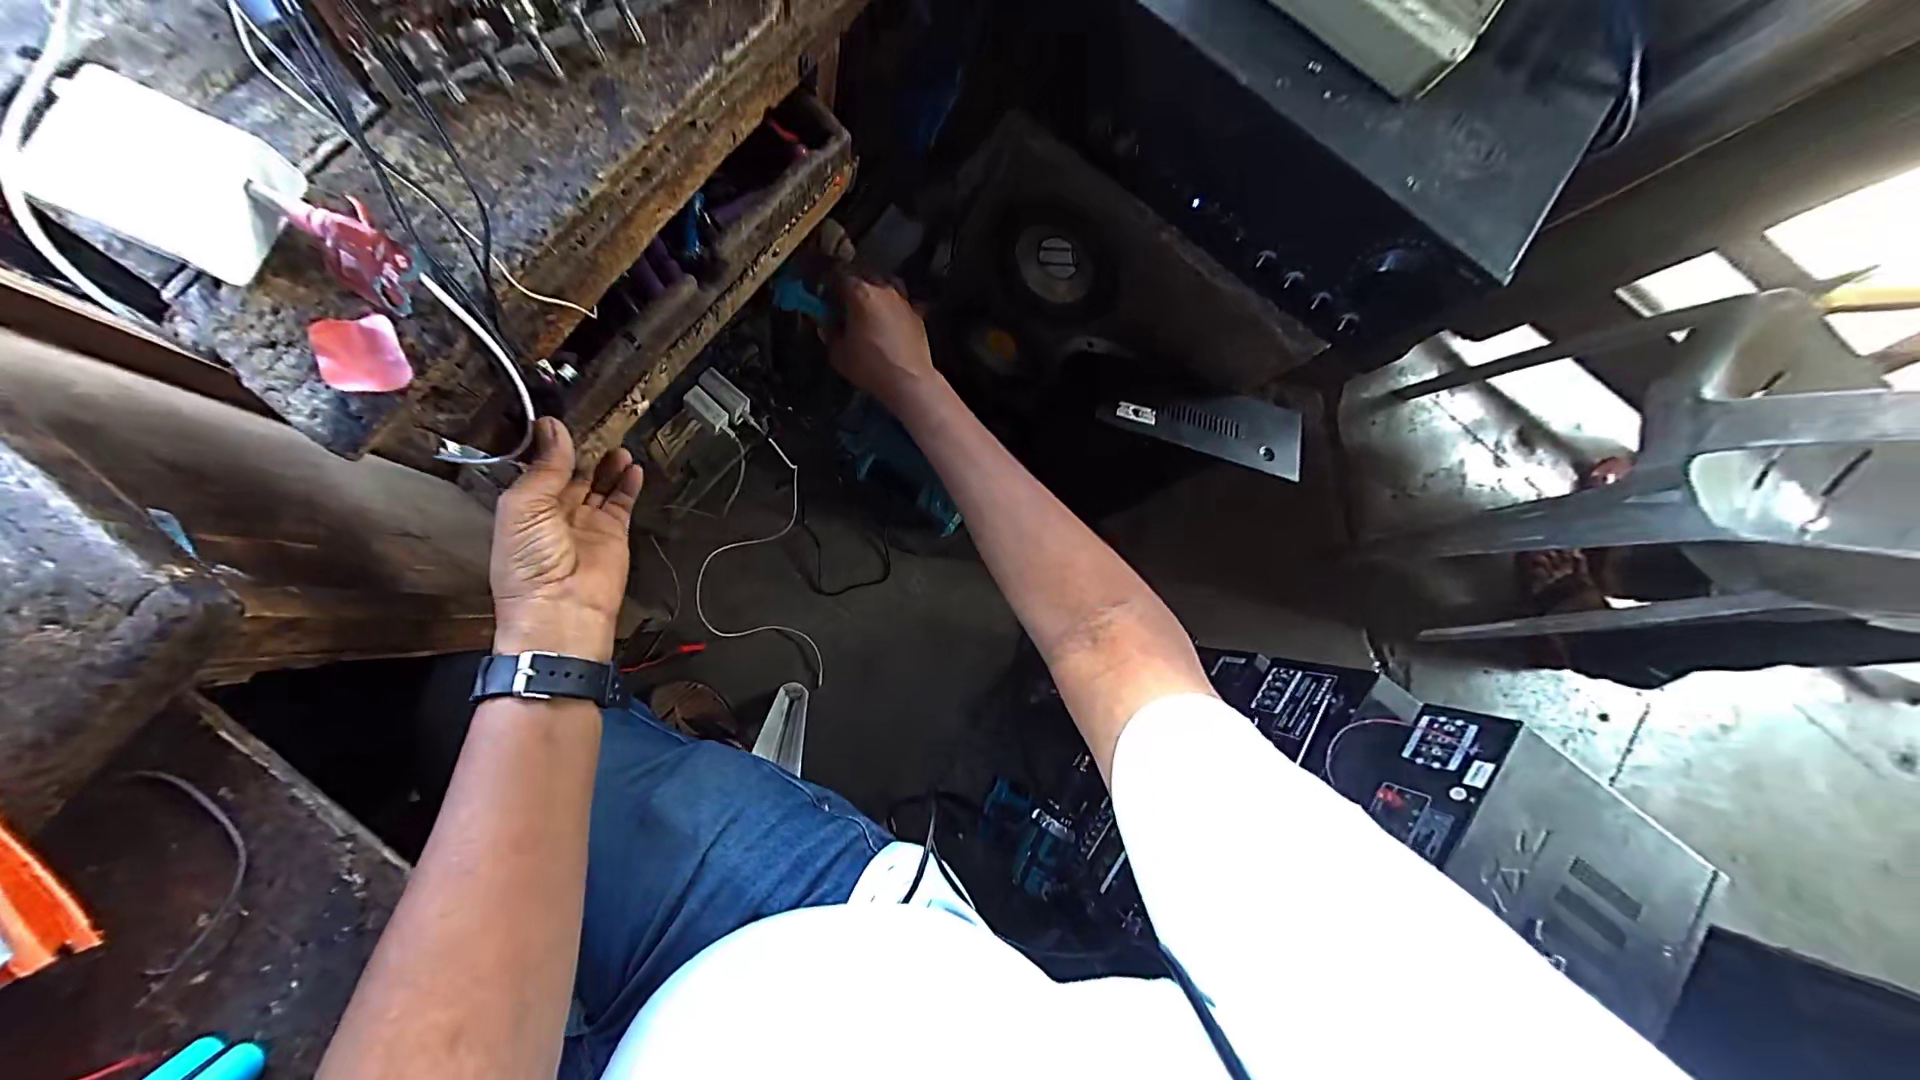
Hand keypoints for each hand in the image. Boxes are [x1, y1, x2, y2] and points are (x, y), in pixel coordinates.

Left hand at [489, 417, 643, 661]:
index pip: (538, 468)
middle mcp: (554, 514)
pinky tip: (631, 467)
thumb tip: (553, 431)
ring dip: (607, 465)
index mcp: (523, 507)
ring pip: (600, 485)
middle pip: (572, 474)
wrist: (563, 607)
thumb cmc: (530, 569)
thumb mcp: (524, 506)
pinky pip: (623, 501)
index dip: (549, 445)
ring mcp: (586, 523)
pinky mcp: (613, 532)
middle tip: (593, 428)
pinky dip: (629, 483)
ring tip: (615, 444)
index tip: (558, 422)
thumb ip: (545, 468)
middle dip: (582, 452)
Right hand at [829, 273, 939, 407]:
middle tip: (842, 297)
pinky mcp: (917, 315)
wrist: (909, 381)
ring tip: (867, 302)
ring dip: (874, 288)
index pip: (838, 274)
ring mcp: (903, 301)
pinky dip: (894, 305)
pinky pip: (903, 302)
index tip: (822, 291)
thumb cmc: (870, 367)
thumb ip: (829, 333)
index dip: (827, 281)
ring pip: (886, 282)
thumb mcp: (838, 353)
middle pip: (863, 273)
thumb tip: (828, 324)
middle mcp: (883, 290)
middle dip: (850, 282)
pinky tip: (890, 317)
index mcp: (860, 293)